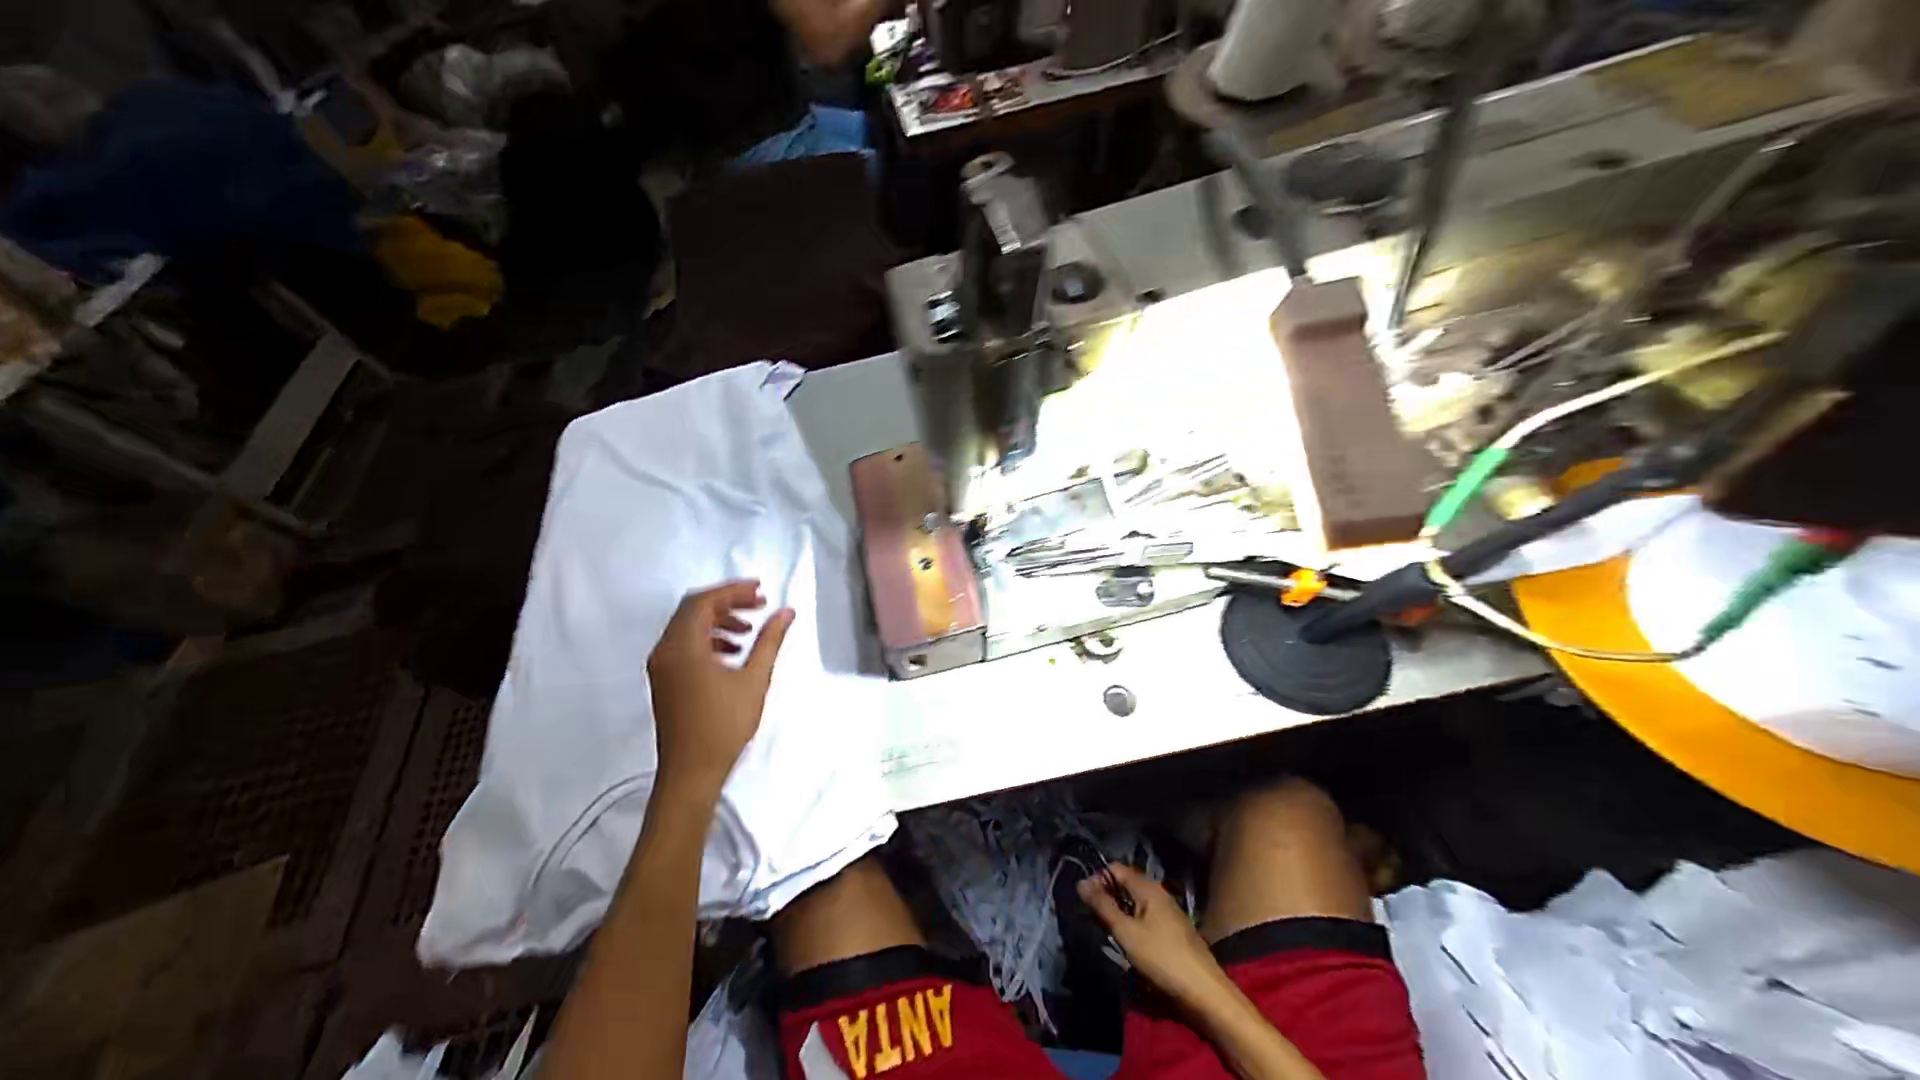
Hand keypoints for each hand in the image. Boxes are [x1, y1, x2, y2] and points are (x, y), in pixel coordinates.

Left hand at [648, 580, 794, 792]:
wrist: (691, 773)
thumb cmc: (723, 726)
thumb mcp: (754, 679)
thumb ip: (770, 640)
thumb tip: (786, 612)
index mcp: (681, 647)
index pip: (703, 602)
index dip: (733, 591)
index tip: (760, 589)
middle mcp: (665, 651)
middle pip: (693, 611)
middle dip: (728, 603)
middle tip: (759, 604)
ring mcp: (661, 667)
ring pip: (688, 628)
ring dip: (719, 621)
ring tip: (749, 630)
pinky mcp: (665, 681)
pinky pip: (684, 646)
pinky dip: (709, 640)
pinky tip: (733, 653)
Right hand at [1078, 865, 1223, 1004]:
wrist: (1203, 991)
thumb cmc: (1161, 957)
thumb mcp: (1126, 932)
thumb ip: (1103, 906)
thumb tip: (1081, 882)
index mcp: (1148, 887)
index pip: (1115, 868)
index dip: (1097, 879)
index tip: (1084, 900)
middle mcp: (1158, 893)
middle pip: (1125, 884)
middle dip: (1106, 896)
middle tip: (1092, 917)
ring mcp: (1167, 911)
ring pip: (1134, 902)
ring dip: (1118, 912)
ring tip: (1106, 930)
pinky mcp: (1172, 929)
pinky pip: (1145, 916)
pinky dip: (1131, 922)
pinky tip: (1127, 940)